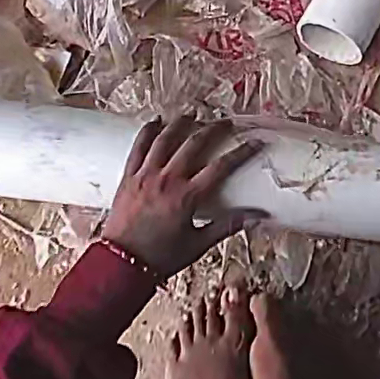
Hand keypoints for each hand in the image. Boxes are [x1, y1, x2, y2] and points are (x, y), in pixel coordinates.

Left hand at [101, 116, 266, 276]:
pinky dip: (147, 132)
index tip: (256, 142)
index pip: (222, 167)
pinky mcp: (129, 176)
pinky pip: (138, 147)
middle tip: (225, 122)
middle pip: (194, 144)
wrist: (120, 264)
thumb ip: (228, 226)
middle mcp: (167, 179)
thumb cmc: (161, 257)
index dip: (242, 152)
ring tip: (192, 114)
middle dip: (213, 129)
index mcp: (187, 196)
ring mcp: (145, 175)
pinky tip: (155, 121)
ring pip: (165, 140)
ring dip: (180, 124)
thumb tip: (259, 216)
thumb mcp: (198, 244)